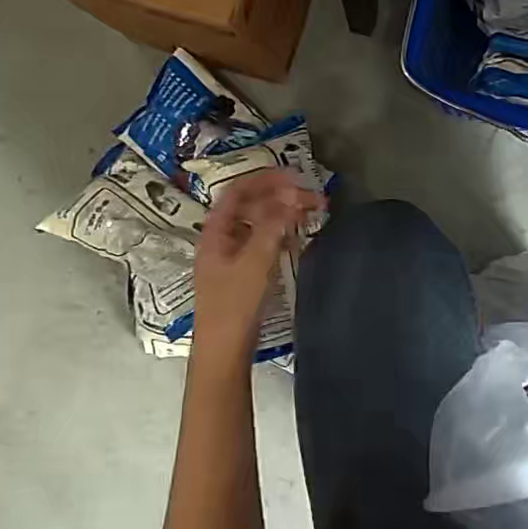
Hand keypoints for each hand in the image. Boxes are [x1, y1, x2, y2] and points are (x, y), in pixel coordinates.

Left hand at [192, 170, 323, 350]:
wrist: (223, 351)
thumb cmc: (233, 306)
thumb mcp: (254, 263)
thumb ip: (271, 228)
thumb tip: (289, 199)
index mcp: (215, 232)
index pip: (237, 192)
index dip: (264, 179)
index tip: (295, 177)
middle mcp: (220, 241)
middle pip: (249, 207)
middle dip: (280, 197)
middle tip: (312, 199)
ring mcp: (230, 258)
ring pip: (257, 226)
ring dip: (281, 216)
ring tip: (310, 214)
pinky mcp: (242, 276)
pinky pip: (261, 245)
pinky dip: (279, 237)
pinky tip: (296, 239)